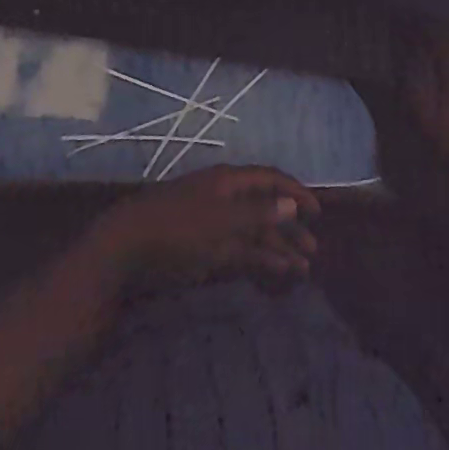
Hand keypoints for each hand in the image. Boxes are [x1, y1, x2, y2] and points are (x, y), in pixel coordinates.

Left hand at [84, 165, 320, 289]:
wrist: (130, 246)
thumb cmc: (177, 225)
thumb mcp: (220, 219)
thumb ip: (258, 213)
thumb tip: (292, 204)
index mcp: (227, 182)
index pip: (269, 179)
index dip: (294, 191)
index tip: (318, 212)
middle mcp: (225, 199)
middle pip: (264, 207)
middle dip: (290, 225)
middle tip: (314, 248)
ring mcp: (216, 224)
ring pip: (255, 232)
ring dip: (279, 246)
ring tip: (304, 267)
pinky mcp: (207, 247)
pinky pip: (241, 250)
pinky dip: (261, 258)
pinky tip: (279, 270)